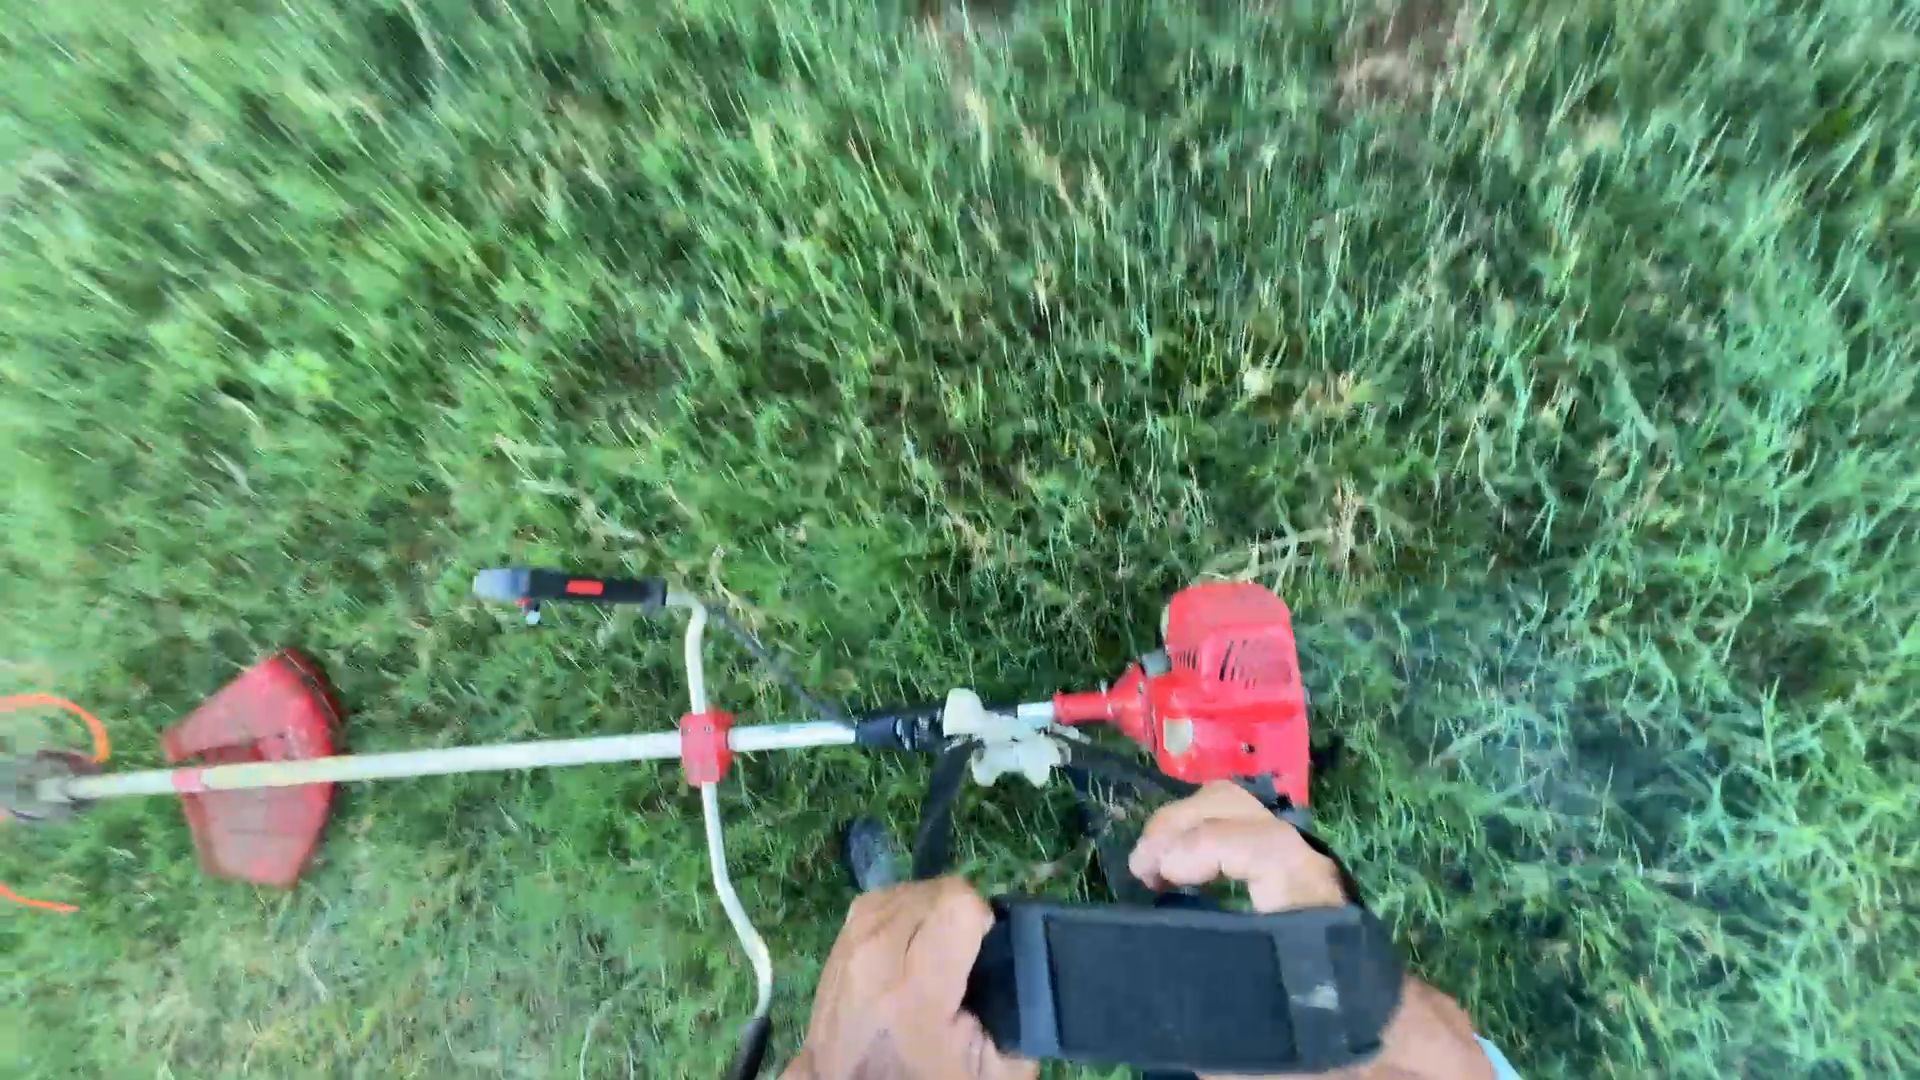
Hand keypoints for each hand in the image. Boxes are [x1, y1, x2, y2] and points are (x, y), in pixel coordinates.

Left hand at [784, 877, 1036, 1079]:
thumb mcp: (993, 1070)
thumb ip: (1018, 1009)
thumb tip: (1020, 954)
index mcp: (913, 989)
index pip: (958, 902)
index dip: (982, 920)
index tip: (983, 955)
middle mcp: (875, 952)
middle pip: (939, 889)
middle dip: (960, 915)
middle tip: (962, 962)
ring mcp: (852, 937)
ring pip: (915, 887)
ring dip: (933, 912)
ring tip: (936, 956)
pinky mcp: (842, 933)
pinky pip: (890, 896)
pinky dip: (908, 913)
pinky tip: (912, 946)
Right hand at [1130, 783, 1496, 1079]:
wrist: (1386, 1024)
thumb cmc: (1333, 1027)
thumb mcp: (1284, 1040)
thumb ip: (1226, 1018)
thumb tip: (1160, 991)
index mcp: (1311, 900)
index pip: (1264, 847)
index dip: (1205, 846)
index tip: (1160, 876)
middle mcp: (1302, 861)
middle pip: (1235, 806)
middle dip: (1176, 826)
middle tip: (1139, 871)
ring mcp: (1288, 849)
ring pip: (1229, 803)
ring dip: (1179, 823)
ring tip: (1149, 865)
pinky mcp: (1277, 853)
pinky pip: (1228, 818)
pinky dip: (1191, 827)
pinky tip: (1171, 863)